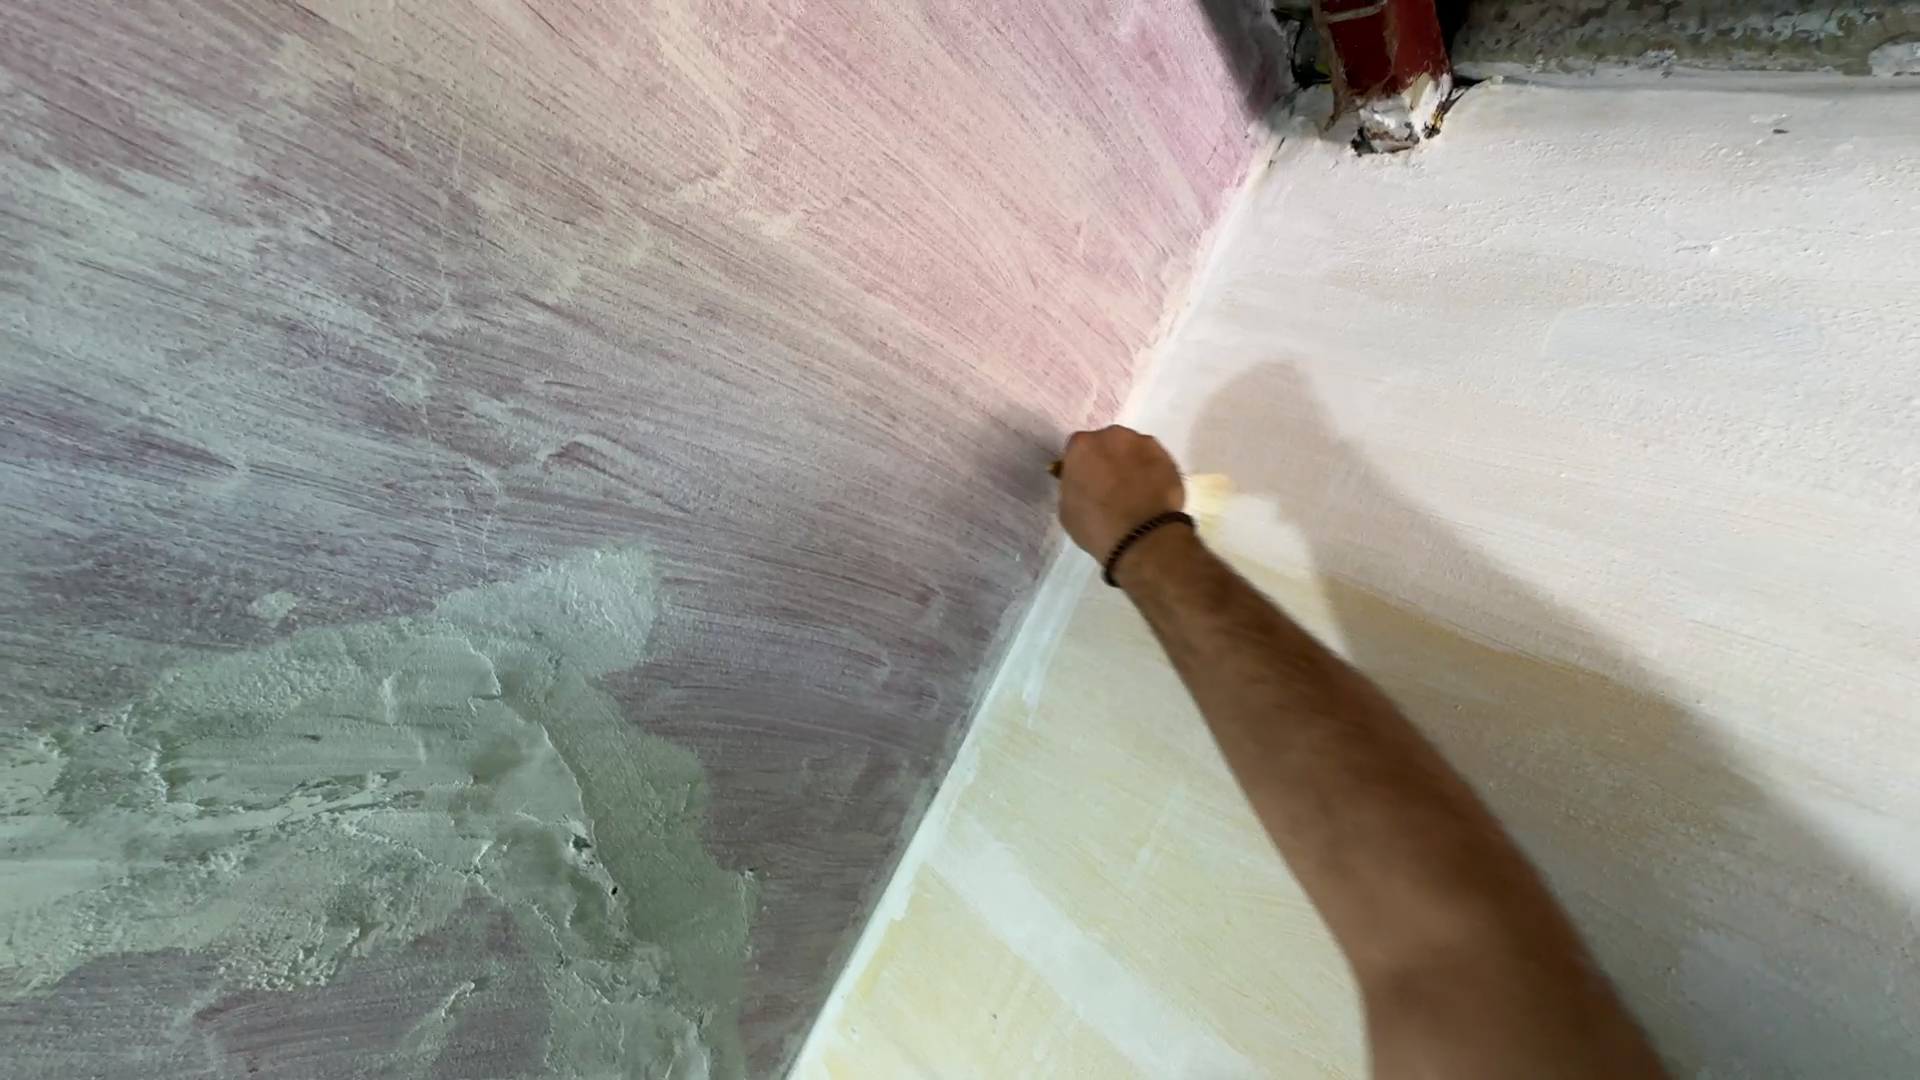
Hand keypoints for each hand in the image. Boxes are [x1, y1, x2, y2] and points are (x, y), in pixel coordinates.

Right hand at [1056, 426, 1184, 558]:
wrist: (1143, 536)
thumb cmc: (1096, 525)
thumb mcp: (1067, 509)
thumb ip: (1073, 486)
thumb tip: (1084, 484)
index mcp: (1081, 446)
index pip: (1077, 451)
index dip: (1081, 468)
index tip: (1086, 484)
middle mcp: (1111, 436)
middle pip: (1106, 444)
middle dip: (1106, 461)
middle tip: (1110, 488)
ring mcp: (1142, 443)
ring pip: (1131, 450)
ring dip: (1130, 464)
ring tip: (1134, 493)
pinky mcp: (1167, 456)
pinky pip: (1153, 461)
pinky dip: (1151, 472)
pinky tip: (1151, 494)